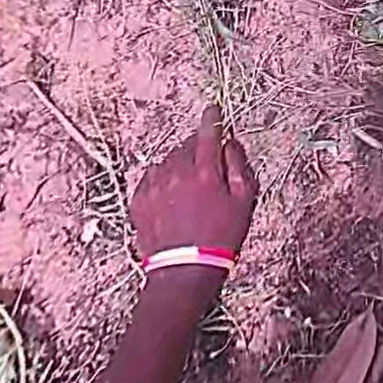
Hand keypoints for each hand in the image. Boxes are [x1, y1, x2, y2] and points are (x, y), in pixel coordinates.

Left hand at [130, 105, 257, 263]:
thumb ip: (238, 167)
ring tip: (190, 185)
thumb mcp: (244, 203)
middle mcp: (176, 173)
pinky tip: (172, 194)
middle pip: (186, 145)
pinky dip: (163, 178)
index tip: (212, 109)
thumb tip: (230, 143)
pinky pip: (152, 176)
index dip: (212, 118)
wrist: (184, 272)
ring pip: (168, 160)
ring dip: (180, 163)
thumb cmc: (220, 239)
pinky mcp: (139, 200)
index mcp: (204, 172)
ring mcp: (154, 186)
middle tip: (207, 163)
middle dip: (197, 147)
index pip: (208, 133)